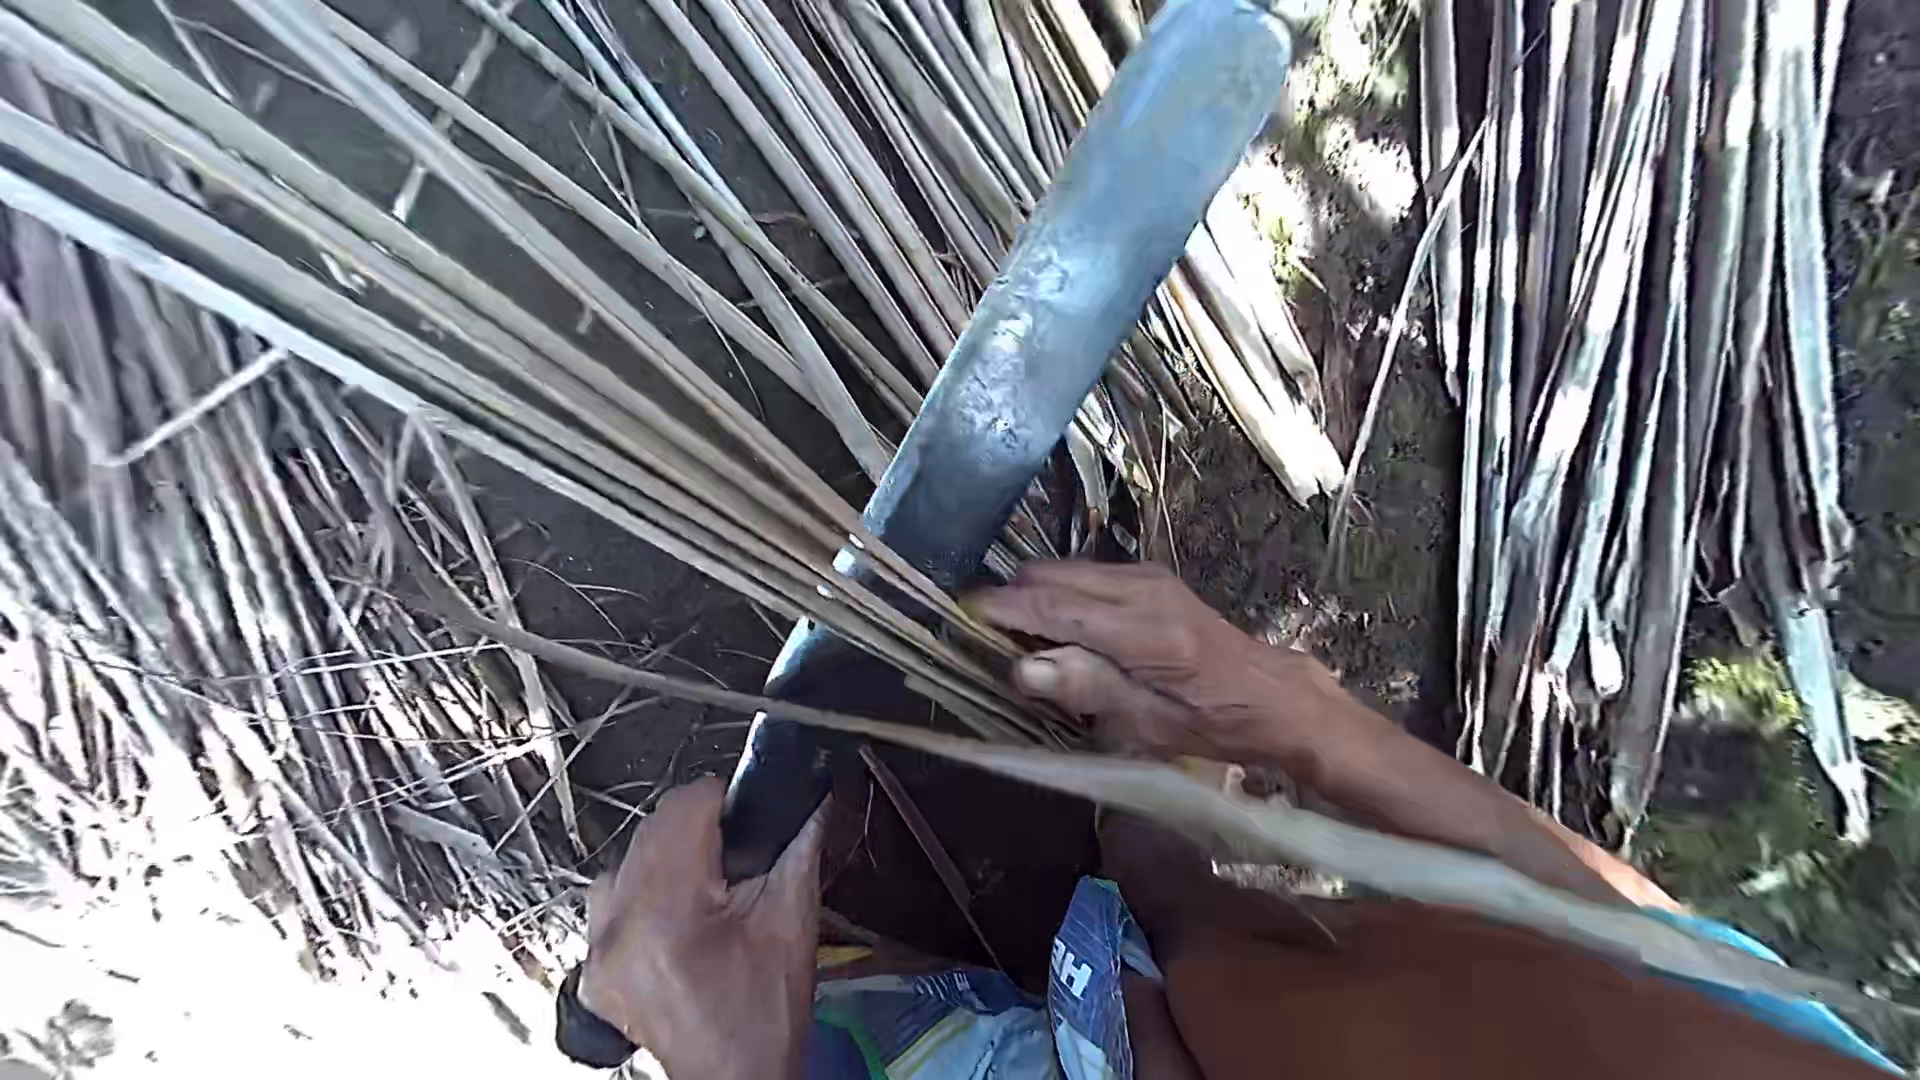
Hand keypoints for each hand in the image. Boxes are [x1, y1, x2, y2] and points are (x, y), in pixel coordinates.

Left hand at [577, 778, 824, 1079]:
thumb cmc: (768, 1004)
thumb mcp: (793, 915)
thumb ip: (803, 842)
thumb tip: (817, 795)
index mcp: (668, 910)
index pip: (683, 808)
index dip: (722, 795)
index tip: (748, 806)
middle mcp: (620, 925)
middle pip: (653, 826)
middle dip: (698, 818)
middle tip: (739, 835)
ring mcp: (598, 951)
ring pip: (629, 855)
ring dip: (669, 846)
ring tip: (709, 866)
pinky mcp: (592, 970)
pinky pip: (611, 896)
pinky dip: (643, 881)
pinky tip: (676, 899)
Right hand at [968, 561, 1392, 781]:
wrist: (1272, 692)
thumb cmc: (1214, 723)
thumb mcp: (1151, 724)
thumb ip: (1087, 688)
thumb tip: (1022, 667)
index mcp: (1145, 631)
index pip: (1055, 606)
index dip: (1004, 608)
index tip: (962, 613)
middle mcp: (1141, 588)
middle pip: (1050, 575)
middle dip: (1013, 599)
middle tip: (994, 641)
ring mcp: (1145, 575)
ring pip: (1062, 568)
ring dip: (1034, 595)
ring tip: (1025, 639)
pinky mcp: (1146, 574)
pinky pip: (1082, 573)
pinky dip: (1058, 593)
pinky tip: (1062, 627)